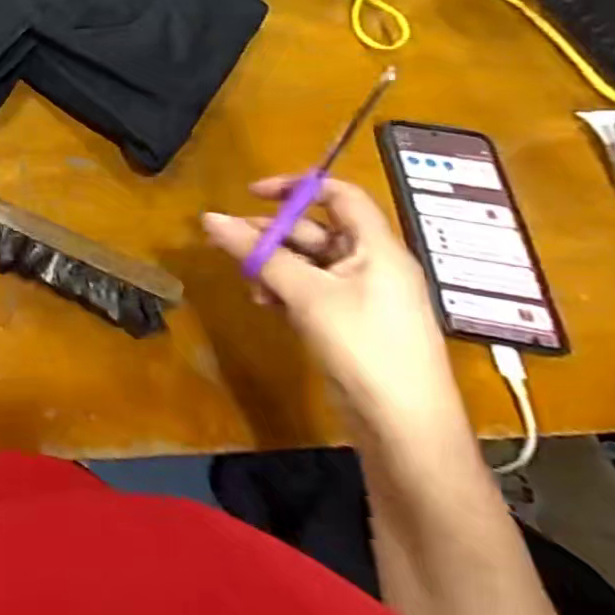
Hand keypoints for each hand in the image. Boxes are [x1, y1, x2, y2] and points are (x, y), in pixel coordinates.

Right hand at [201, 177, 462, 431]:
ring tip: (250, 284)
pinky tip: (265, 304)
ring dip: (272, 265)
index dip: (296, 187)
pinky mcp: (347, 321)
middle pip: (314, 229)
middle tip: (231, 244)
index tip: (250, 194)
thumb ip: (257, 254)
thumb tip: (209, 218)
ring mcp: (360, 295)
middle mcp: (371, 265)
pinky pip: (308, 289)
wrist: (405, 427)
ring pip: (306, 262)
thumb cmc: (364, 347)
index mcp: (377, 249)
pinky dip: (282, 289)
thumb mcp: (306, 295)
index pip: (339, 195)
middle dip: (271, 234)